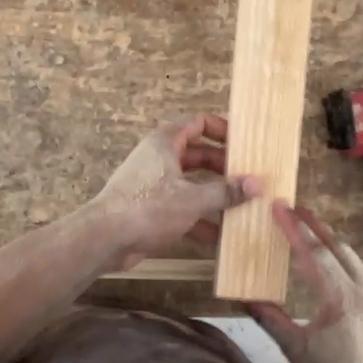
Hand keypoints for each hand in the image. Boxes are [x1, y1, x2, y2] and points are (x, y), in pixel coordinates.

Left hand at [88, 115, 260, 271]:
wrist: (105, 239)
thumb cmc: (147, 208)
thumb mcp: (192, 198)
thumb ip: (225, 191)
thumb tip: (257, 184)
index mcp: (165, 144)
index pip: (197, 123)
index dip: (222, 129)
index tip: (243, 144)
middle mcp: (159, 159)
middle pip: (198, 156)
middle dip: (223, 168)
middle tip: (249, 180)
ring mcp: (153, 185)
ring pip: (191, 185)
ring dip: (214, 197)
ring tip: (242, 208)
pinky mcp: (150, 210)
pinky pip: (181, 209)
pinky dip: (199, 219)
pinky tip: (221, 235)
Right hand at [245, 202, 362, 362]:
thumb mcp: (296, 350)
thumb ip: (271, 319)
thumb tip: (244, 297)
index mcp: (343, 300)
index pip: (315, 254)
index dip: (294, 229)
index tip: (278, 207)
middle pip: (340, 249)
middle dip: (316, 227)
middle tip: (295, 208)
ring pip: (354, 261)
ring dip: (331, 243)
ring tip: (310, 230)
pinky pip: (361, 276)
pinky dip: (343, 263)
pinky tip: (330, 267)